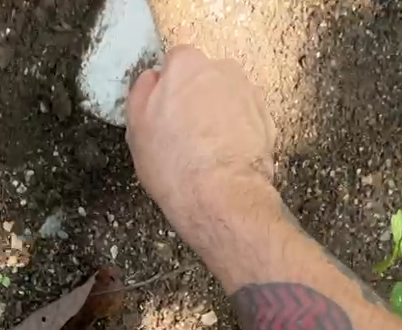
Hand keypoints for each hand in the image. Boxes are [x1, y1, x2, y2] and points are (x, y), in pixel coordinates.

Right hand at [126, 46, 281, 253]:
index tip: (162, 111)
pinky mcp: (264, 115)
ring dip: (215, 117)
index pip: (174, 62)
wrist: (220, 195)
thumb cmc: (177, 167)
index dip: (167, 89)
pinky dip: (234, 133)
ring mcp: (246, 91)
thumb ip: (140, 96)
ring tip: (202, 153)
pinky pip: (243, 118)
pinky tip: (221, 159)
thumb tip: (147, 82)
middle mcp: (220, 69)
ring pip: (225, 98)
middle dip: (194, 101)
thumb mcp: (137, 132)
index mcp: (185, 66)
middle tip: (181, 136)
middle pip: (203, 78)